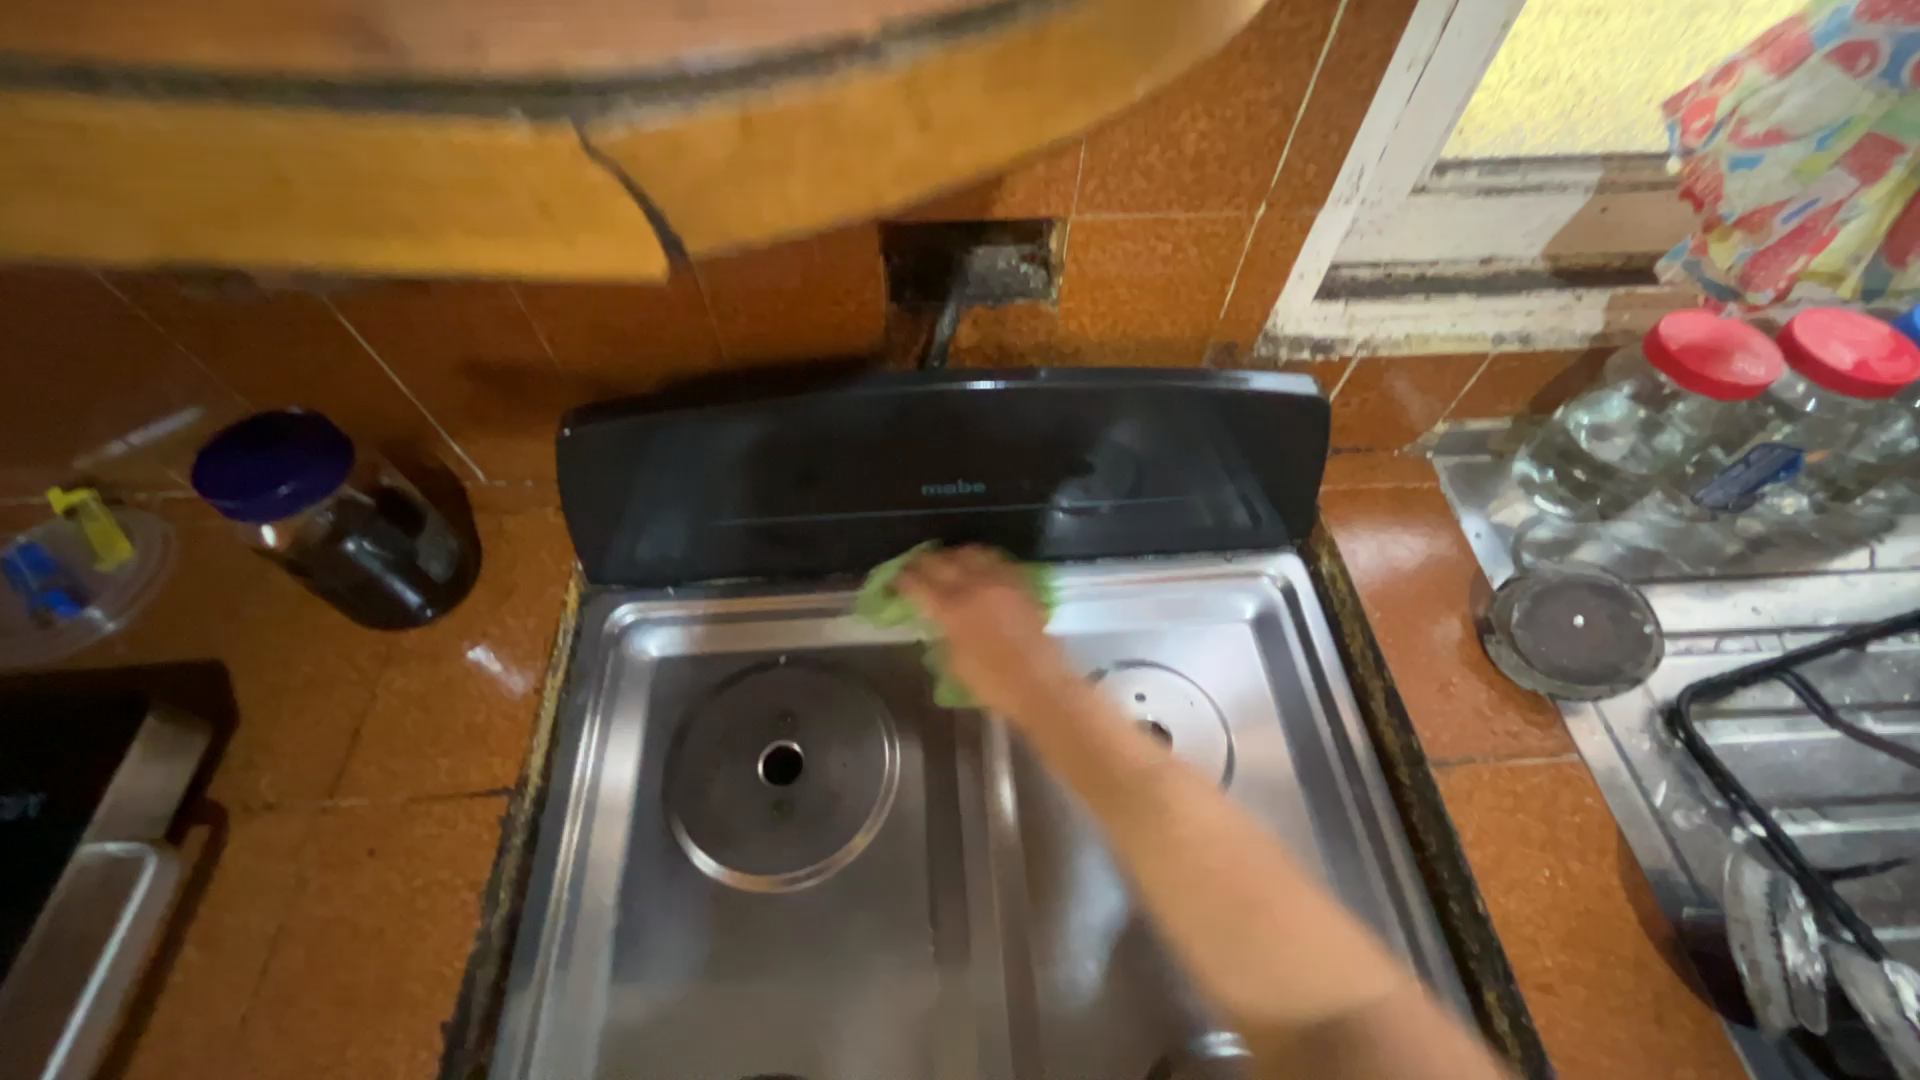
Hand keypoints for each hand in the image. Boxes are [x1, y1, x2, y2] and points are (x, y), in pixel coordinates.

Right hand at [895, 546, 1078, 720]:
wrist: (1040, 686)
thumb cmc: (992, 685)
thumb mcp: (954, 662)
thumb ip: (942, 632)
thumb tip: (936, 616)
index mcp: (952, 611)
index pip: (918, 584)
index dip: (903, 580)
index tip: (895, 580)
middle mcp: (975, 588)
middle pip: (942, 561)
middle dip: (923, 562)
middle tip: (914, 566)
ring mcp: (1001, 582)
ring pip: (971, 553)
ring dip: (953, 555)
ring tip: (946, 562)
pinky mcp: (1021, 584)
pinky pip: (997, 560)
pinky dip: (982, 559)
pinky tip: (978, 568)